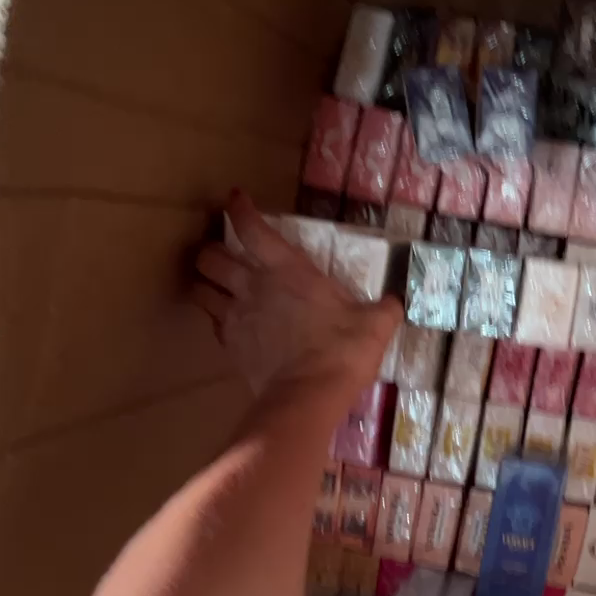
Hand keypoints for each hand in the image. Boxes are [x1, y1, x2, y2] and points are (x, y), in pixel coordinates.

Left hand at [193, 191, 401, 395]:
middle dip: (212, 250)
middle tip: (226, 253)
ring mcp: (236, 317)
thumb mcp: (377, 325)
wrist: (309, 396)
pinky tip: (234, 323)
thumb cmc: (343, 350)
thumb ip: (384, 308)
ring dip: (206, 284)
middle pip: (210, 256)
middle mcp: (253, 286)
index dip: (241, 209)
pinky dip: (218, 317)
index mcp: (288, 270)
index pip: (253, 228)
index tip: (237, 199)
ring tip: (218, 286)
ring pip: (200, 288)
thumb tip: (395, 302)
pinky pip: (213, 323)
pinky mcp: (230, 346)